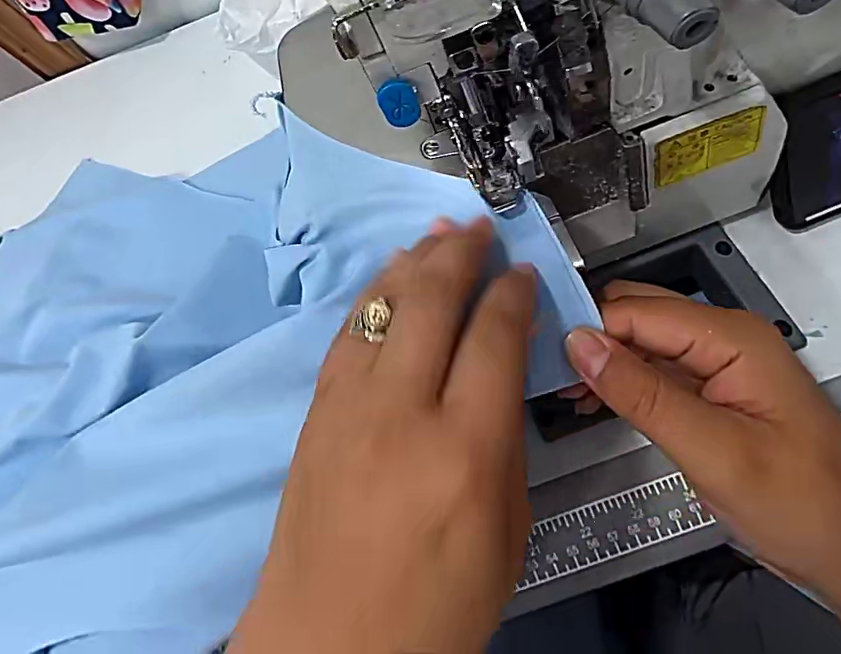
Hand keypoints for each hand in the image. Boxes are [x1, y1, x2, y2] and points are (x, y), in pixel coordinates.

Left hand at [229, 217, 535, 653]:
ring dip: (416, 259)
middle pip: (434, 299)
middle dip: (462, 252)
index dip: (513, 293)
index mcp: (465, 449)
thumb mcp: (505, 530)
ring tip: (439, 231)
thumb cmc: (437, 605)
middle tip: (480, 228)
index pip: (495, 336)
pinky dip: (375, 292)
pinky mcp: (317, 408)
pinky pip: (350, 330)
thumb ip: (506, 437)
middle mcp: (402, 410)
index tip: (523, 274)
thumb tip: (504, 364)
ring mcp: (350, 403)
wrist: (328, 646)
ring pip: (385, 303)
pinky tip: (391, 275)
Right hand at [561, 285, 840, 593]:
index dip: (589, 328)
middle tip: (551, 369)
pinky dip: (621, 377)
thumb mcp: (716, 453)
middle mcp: (725, 336)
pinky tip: (597, 396)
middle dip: (591, 335)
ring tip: (567, 388)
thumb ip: (643, 394)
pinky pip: (653, 364)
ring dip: (602, 357)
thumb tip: (582, 344)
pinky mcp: (712, 384)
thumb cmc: (808, 510)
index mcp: (733, 337)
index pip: (637, 311)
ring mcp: (718, 360)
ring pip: (640, 337)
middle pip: (637, 313)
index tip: (548, 353)